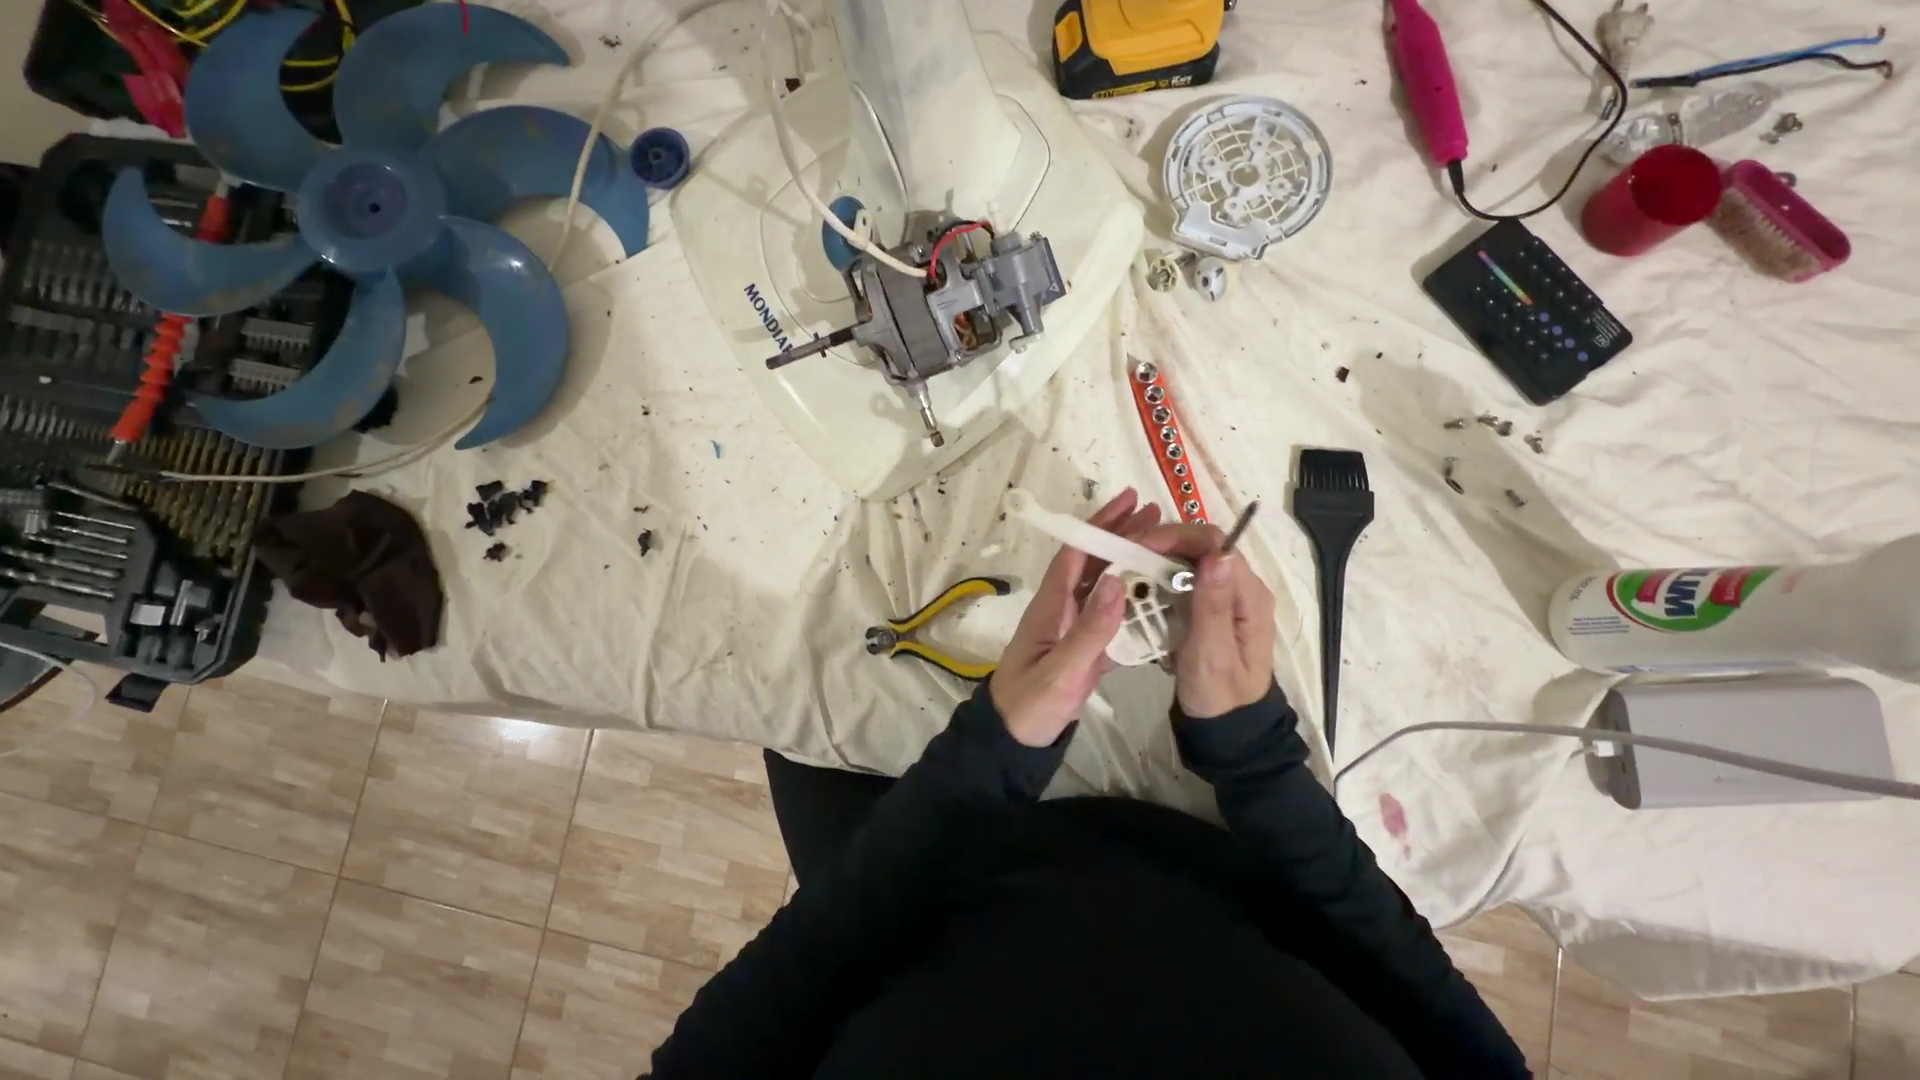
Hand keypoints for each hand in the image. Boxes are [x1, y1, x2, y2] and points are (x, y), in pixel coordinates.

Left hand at [990, 488, 1161, 746]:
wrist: (1013, 740)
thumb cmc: (1030, 704)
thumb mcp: (1061, 670)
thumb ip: (1090, 630)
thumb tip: (1118, 581)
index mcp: (1052, 606)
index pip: (1077, 554)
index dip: (1101, 525)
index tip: (1130, 502)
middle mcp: (1063, 609)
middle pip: (1094, 564)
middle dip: (1122, 536)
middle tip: (1158, 514)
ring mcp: (1074, 629)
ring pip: (1106, 588)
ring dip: (1132, 567)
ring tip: (1165, 548)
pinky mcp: (1085, 650)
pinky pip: (1113, 619)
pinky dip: (1135, 605)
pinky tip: (1160, 600)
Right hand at [1134, 523, 1277, 718]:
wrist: (1226, 726)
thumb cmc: (1219, 694)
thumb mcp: (1213, 653)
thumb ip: (1214, 604)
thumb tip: (1218, 555)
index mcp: (1248, 595)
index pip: (1215, 544)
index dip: (1176, 537)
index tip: (1139, 549)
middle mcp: (1240, 587)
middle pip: (1201, 545)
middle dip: (1161, 544)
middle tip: (1123, 556)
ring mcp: (1223, 596)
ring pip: (1189, 560)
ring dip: (1157, 559)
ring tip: (1124, 567)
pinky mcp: (1207, 606)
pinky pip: (1183, 580)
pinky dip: (1158, 577)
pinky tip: (1137, 585)